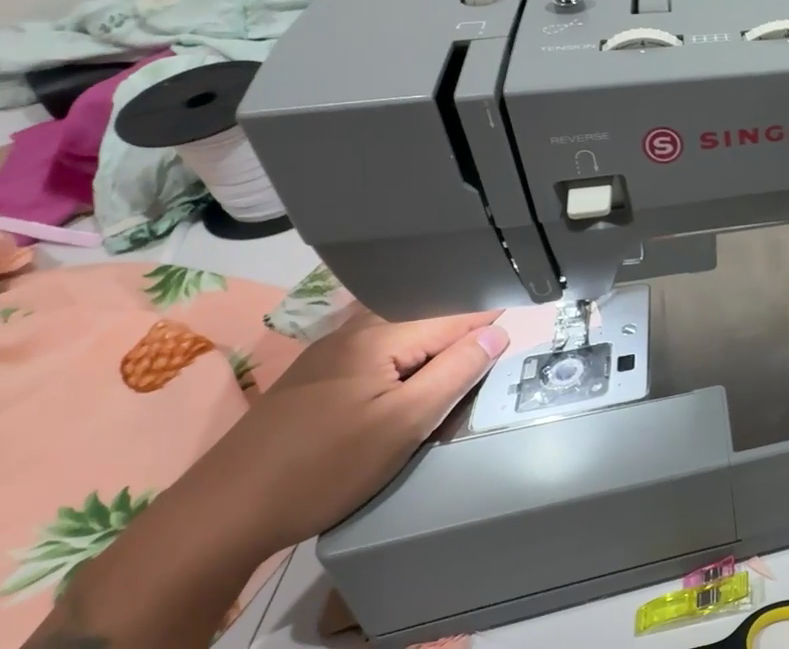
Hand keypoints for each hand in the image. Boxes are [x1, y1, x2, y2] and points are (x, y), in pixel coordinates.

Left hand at [172, 306, 509, 560]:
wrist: (219, 518)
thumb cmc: (323, 469)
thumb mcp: (404, 424)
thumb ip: (456, 371)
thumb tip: (497, 332)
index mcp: (376, 335)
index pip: (455, 313)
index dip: (492, 321)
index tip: (526, 327)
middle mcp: (350, 333)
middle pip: (425, 319)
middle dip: (462, 333)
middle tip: (497, 356)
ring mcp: (326, 356)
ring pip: (399, 337)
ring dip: (432, 351)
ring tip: (462, 371)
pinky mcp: (311, 382)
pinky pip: (375, 356)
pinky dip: (403, 365)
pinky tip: (411, 387)